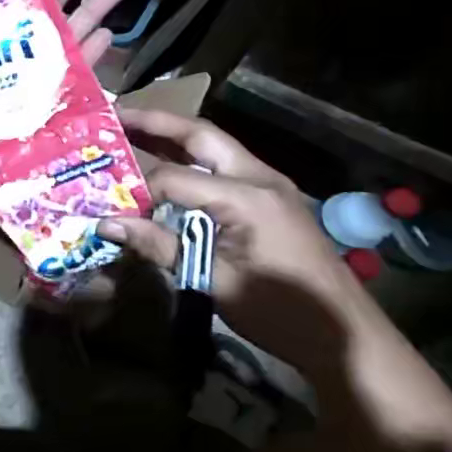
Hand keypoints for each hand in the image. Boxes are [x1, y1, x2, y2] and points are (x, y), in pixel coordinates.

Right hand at [98, 110, 370, 368]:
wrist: (345, 335)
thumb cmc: (279, 312)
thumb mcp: (214, 281)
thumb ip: (160, 245)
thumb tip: (106, 225)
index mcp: (247, 197)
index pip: (175, 177)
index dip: (138, 188)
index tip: (108, 201)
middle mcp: (260, 178)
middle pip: (200, 135)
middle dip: (155, 122)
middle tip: (113, 115)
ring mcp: (270, 186)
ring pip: (214, 146)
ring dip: (173, 136)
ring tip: (132, 130)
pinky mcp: (271, 199)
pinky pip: (224, 167)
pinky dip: (191, 159)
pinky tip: (168, 166)